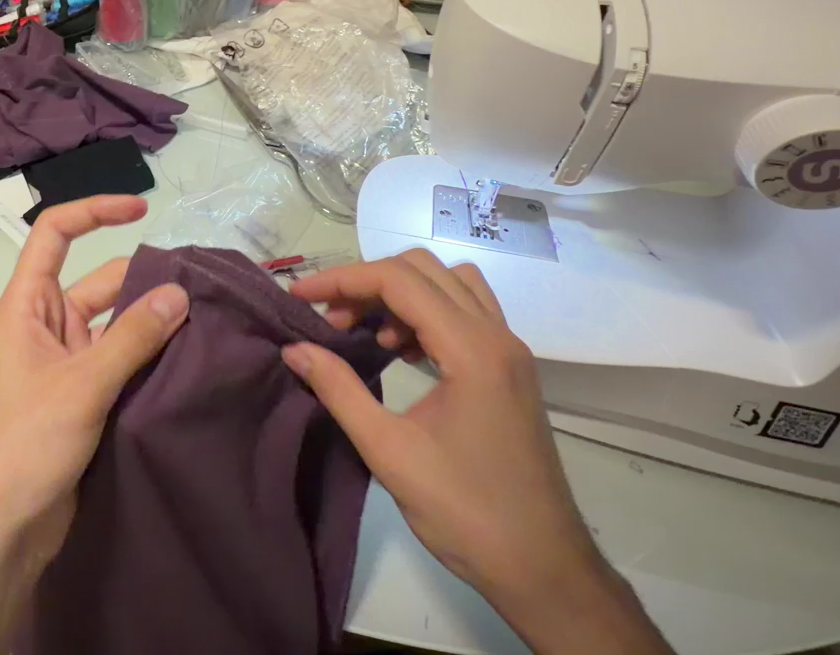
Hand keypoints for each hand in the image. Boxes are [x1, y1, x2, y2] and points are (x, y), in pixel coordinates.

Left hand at [0, 196, 190, 654]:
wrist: (5, 526)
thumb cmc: (27, 442)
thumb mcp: (82, 384)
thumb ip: (132, 337)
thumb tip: (180, 292)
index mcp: (28, 306)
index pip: (54, 234)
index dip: (94, 211)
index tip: (143, 207)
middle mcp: (48, 325)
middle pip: (101, 281)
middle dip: (146, 279)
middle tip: (206, 287)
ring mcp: (68, 362)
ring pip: (118, 324)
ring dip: (156, 321)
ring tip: (211, 320)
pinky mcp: (86, 396)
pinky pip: (124, 360)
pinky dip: (153, 355)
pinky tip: (194, 358)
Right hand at [281, 250, 670, 654]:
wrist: (544, 568)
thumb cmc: (465, 513)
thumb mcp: (388, 452)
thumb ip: (339, 391)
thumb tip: (295, 349)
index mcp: (472, 351)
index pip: (399, 281)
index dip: (342, 279)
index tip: (299, 296)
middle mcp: (497, 337)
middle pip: (424, 270)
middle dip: (367, 282)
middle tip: (330, 319)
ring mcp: (510, 352)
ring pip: (449, 284)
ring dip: (400, 294)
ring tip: (364, 333)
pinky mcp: (510, 371)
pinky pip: (466, 313)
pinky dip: (424, 314)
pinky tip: (398, 352)